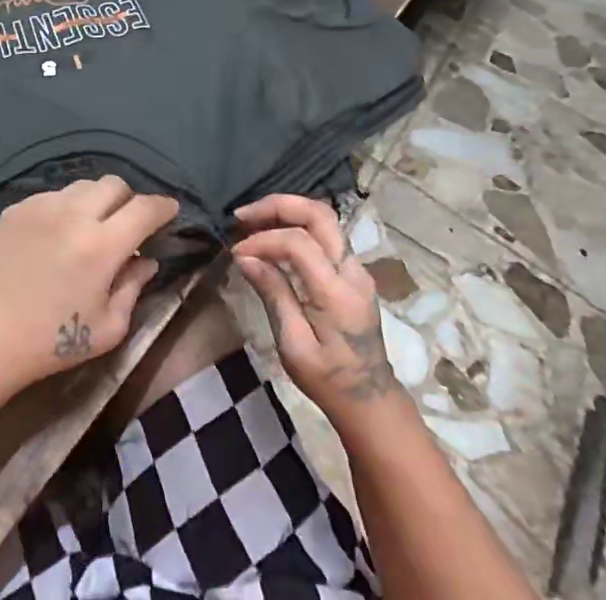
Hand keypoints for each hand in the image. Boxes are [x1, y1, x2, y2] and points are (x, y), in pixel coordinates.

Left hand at [0, 177, 173, 401]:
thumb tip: (147, 260)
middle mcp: (72, 215)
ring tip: (90, 228)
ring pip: (82, 186)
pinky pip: (52, 196)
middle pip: (114, 185)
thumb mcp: (110, 325)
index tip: (169, 213)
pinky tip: (57, 235)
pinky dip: (65, 208)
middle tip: (127, 225)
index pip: (144, 208)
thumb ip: (134, 285)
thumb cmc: (55, 340)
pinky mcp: (16, 209)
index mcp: (101, 245)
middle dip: (129, 200)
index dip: (163, 207)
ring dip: (96, 202)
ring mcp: (40, 207)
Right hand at [232, 195, 399, 417]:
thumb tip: (245, 257)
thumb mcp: (293, 344)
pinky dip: (295, 225)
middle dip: (277, 206)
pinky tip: (271, 236)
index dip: (262, 240)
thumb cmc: (328, 379)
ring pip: (324, 218)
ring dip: (286, 212)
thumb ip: (273, 294)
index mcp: (338, 293)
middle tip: (242, 216)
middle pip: (319, 214)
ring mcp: (357, 268)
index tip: (236, 254)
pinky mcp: (352, 271)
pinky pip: (325, 233)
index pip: (298, 243)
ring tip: (252, 222)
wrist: (369, 398)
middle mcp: (353, 271)